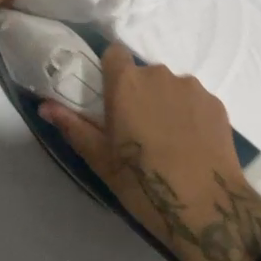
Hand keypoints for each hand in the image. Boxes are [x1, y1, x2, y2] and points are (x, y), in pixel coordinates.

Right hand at [41, 45, 260, 260]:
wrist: (207, 207)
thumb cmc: (144, 183)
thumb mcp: (101, 160)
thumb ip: (73, 127)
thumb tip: (45, 106)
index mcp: (126, 84)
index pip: (114, 53)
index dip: (111, 71)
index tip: (111, 97)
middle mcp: (159, 75)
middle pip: (144, 74)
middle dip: (139, 94)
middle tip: (138, 131)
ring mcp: (191, 87)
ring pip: (171, 87)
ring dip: (165, 104)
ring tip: (168, 142)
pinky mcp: (216, 103)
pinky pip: (195, 101)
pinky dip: (190, 116)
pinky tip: (190, 146)